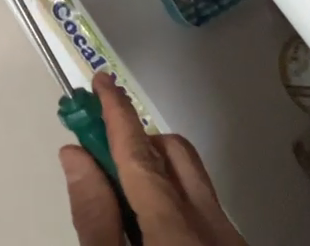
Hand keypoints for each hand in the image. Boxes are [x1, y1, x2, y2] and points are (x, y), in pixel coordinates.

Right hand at [60, 73, 249, 245]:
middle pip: (175, 154)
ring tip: (125, 197)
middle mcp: (213, 228)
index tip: (101, 79)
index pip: (139, 155)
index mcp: (176, 230)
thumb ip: (94, 216)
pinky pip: (207, 209)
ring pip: (194, 180)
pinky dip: (176, 199)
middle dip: (138, 139)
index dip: (116, 113)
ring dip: (158, 170)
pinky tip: (154, 230)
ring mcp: (232, 241)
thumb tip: (76, 155)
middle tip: (102, 151)